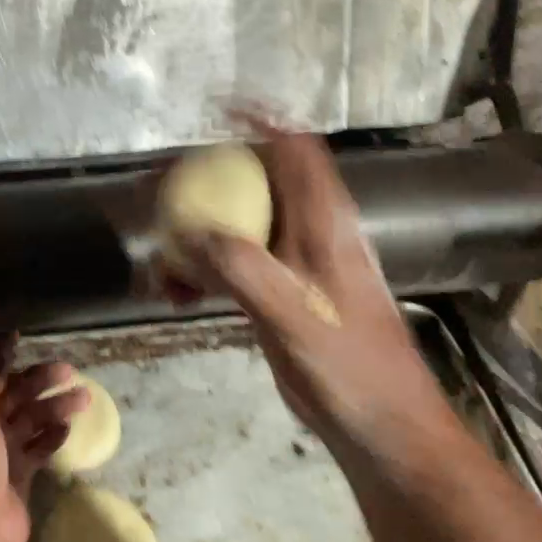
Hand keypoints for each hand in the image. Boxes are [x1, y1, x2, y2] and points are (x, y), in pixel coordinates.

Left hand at [0, 336, 89, 541]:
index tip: (19, 336)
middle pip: (14, 396)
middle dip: (39, 381)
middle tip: (69, 372)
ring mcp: (1, 453)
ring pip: (31, 421)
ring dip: (54, 408)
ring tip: (83, 399)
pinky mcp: (19, 476)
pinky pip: (39, 448)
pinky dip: (53, 437)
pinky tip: (69, 428)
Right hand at [165, 114, 453, 456]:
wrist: (384, 431)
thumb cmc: (352, 369)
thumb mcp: (295, 317)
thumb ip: (242, 269)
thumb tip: (189, 232)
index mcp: (325, 224)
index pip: (297, 150)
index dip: (261, 122)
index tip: (216, 110)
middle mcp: (310, 236)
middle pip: (256, 185)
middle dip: (205, 183)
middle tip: (159, 191)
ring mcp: (296, 268)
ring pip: (238, 229)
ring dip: (195, 238)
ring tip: (158, 264)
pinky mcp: (282, 299)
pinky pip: (232, 270)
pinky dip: (200, 275)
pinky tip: (174, 298)